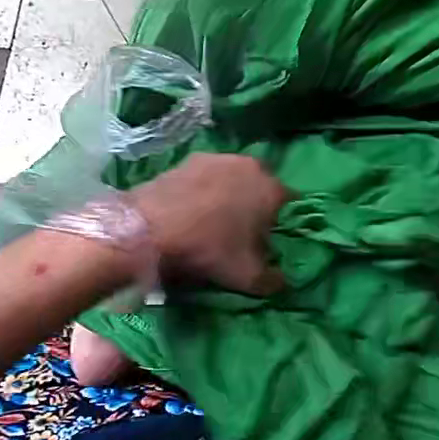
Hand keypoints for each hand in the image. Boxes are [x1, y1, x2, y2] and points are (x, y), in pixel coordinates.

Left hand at [128, 153, 287, 295]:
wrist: (149, 227)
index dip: (278, 222)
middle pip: (260, 185)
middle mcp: (249, 165)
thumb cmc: (209, 248)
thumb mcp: (247, 276)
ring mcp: (217, 157)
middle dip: (255, 203)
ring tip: (213, 218)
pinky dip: (203, 189)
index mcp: (271, 189)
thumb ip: (273, 280)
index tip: (266, 238)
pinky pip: (205, 176)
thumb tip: (282, 281)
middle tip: (240, 228)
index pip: (289, 202)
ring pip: (233, 177)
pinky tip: (191, 208)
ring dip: (229, 193)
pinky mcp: (188, 159)